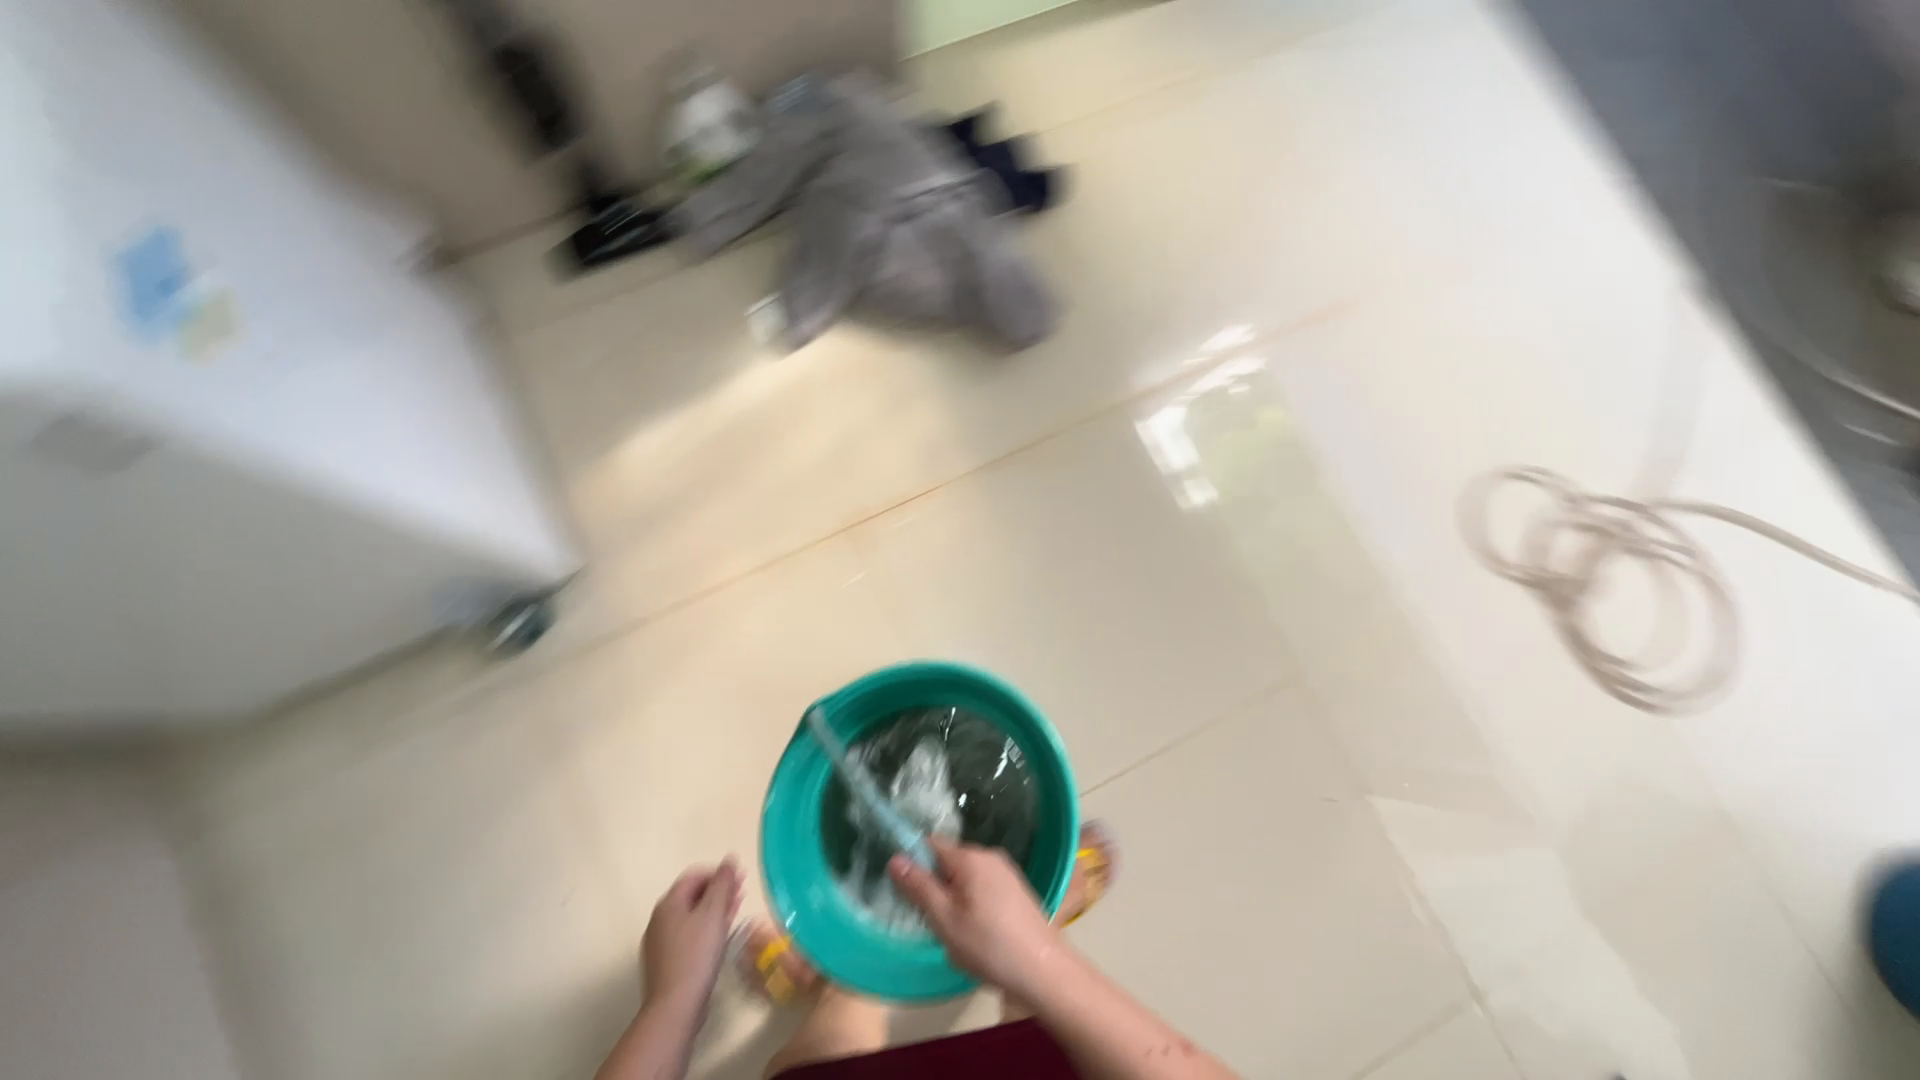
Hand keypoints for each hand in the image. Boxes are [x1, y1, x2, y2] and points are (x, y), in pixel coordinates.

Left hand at [640, 859, 742, 1017]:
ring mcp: (660, 942)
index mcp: (669, 903)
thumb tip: (729, 859)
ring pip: (691, 916)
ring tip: (736, 910)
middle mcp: (660, 919)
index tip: (741, 878)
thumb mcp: (713, 914)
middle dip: (717, 890)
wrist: (674, 1006)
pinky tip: (720, 935)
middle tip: (742, 892)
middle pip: (692, 895)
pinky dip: (705, 927)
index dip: (718, 873)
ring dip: (714, 909)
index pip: (694, 876)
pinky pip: (688, 934)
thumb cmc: (696, 954)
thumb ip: (722, 884)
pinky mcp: (666, 961)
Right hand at [888, 837, 1071, 998]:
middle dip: (936, 887)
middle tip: (935, 922)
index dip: (914, 864)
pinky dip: (974, 905)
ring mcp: (1007, 872)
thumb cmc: (989, 945)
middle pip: (948, 861)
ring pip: (966, 878)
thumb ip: (919, 887)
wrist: (1043, 969)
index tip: (908, 894)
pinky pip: (984, 888)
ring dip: (955, 899)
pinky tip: (979, 934)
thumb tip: (895, 857)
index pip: (930, 844)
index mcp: (970, 857)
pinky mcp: (1017, 889)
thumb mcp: (945, 919)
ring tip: (958, 933)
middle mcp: (990, 856)